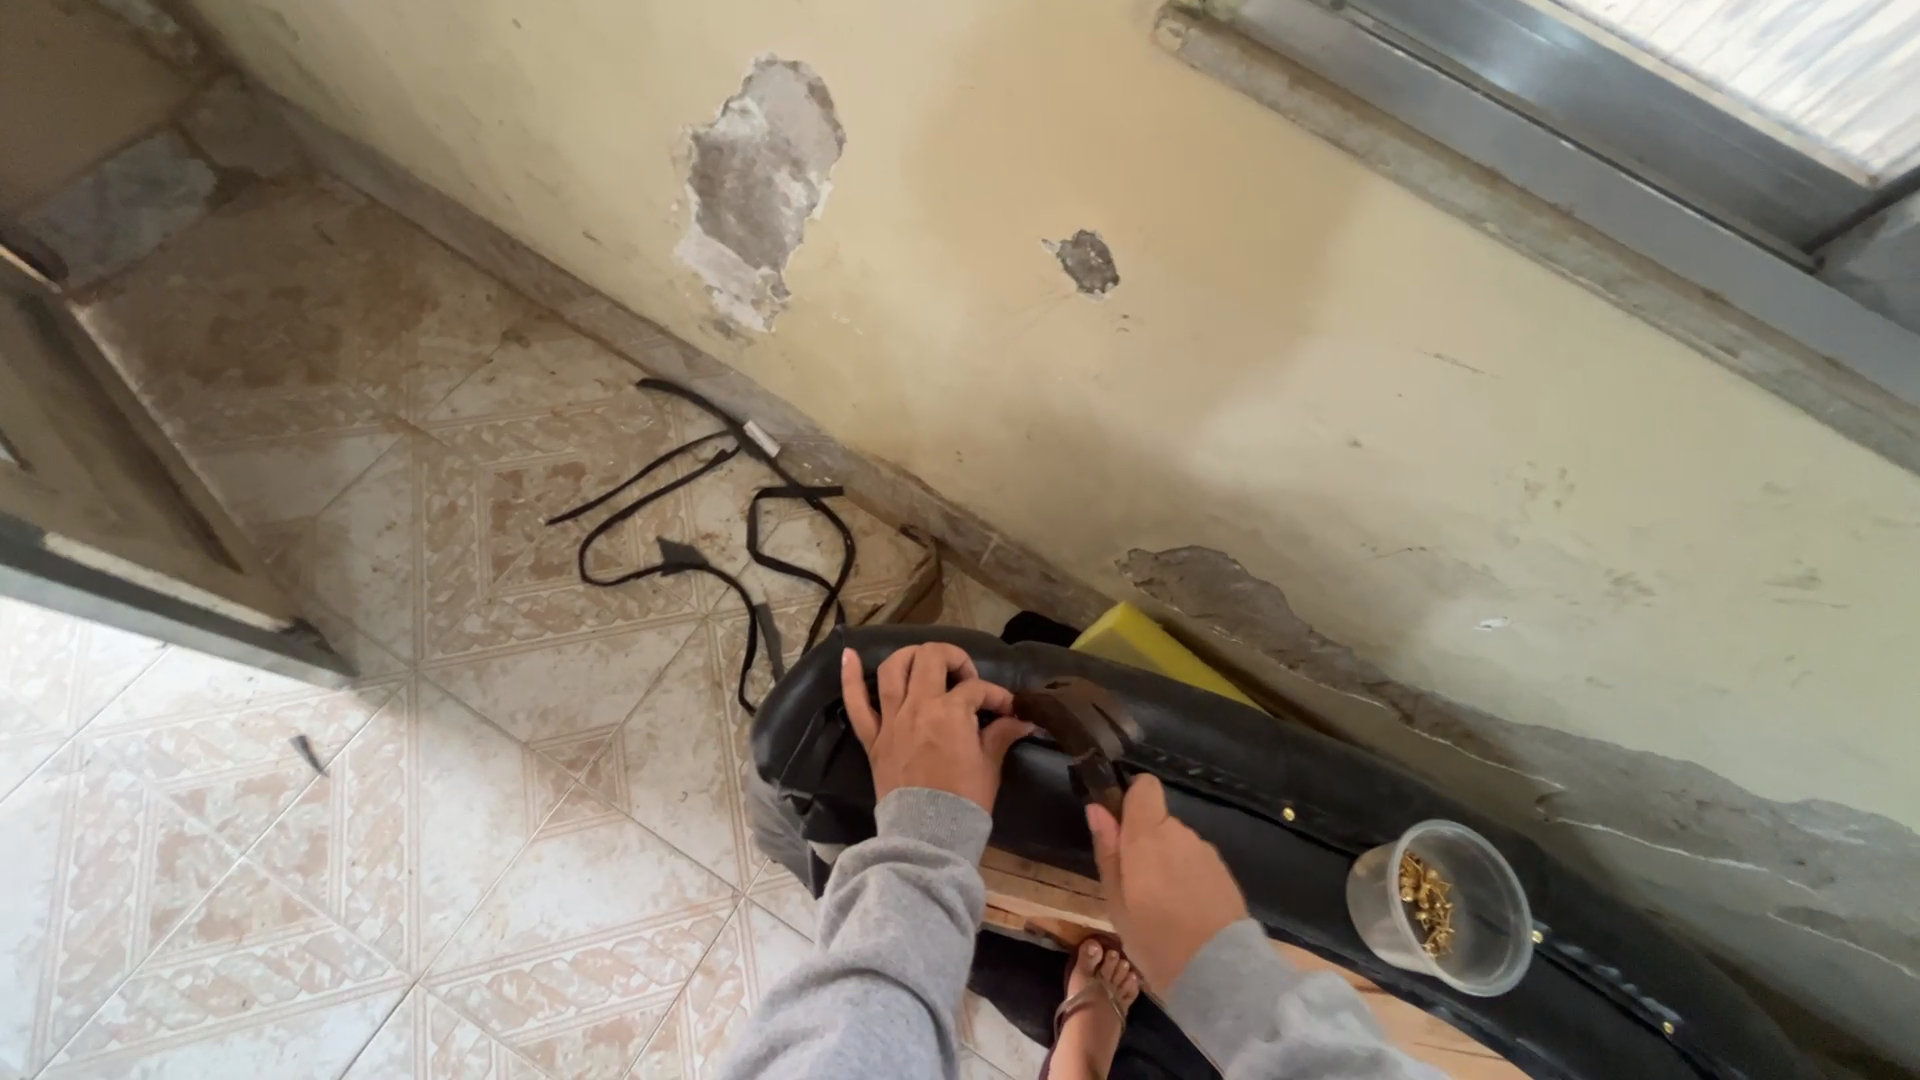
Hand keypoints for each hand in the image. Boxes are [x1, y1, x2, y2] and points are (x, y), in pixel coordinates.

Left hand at [841, 644, 1035, 812]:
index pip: (976, 689)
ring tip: (925, 662)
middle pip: (932, 658)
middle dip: (954, 659)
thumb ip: (1002, 734)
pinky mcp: (872, 738)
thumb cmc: (964, 801)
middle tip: (966, 678)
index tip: (1008, 711)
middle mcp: (918, 706)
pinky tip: (850, 655)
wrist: (927, 837)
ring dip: (911, 656)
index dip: (996, 696)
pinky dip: (850, 677)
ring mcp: (891, 720)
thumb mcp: (989, 766)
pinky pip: (855, 703)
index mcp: (951, 712)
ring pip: (894, 669)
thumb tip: (1024, 719)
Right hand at [1087, 775, 1249, 992]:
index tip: (1120, 827)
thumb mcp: (1116, 902)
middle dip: (1146, 842)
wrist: (1218, 976)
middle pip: (1158, 821)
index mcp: (1147, 835)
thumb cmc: (1155, 940)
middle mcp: (1180, 834)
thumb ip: (1108, 850)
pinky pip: (1196, 863)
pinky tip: (1186, 913)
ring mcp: (1206, 853)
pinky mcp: (1224, 873)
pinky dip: (1188, 878)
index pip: (1144, 786)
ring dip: (1167, 862)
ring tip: (1163, 906)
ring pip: (1178, 844)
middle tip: (1136, 885)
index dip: (1131, 799)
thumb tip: (1096, 809)